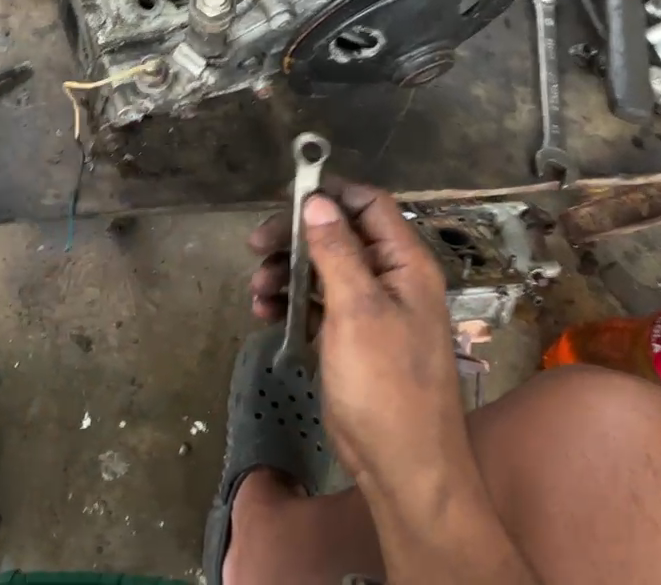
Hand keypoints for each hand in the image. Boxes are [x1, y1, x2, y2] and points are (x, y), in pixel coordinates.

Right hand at [247, 179, 458, 489]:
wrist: (402, 466)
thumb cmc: (386, 384)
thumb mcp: (358, 310)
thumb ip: (337, 251)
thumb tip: (317, 201)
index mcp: (404, 264)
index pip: (369, 205)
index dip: (330, 194)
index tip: (286, 198)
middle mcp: (390, 279)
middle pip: (338, 235)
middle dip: (296, 237)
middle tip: (256, 246)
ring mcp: (370, 309)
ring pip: (322, 269)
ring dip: (287, 272)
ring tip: (257, 290)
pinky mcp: (350, 337)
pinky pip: (317, 303)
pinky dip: (290, 302)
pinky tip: (265, 313)